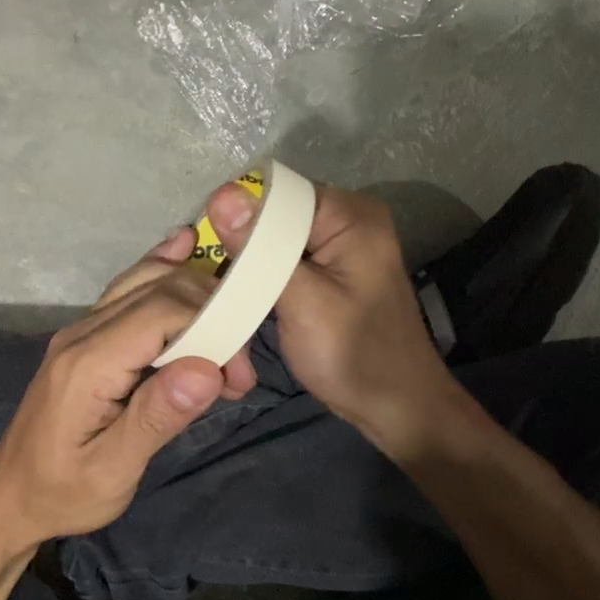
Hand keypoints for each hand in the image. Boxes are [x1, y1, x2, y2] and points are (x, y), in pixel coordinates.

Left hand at [0, 242, 234, 544]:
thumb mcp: (112, 472)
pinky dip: (163, 275)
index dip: (215, 328)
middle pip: (160, 290)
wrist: (11, 496)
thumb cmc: (62, 492)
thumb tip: (208, 369)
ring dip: (195, 299)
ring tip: (232, 338)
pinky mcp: (85, 340)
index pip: (165, 312)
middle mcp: (82, 335)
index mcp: (89, 364)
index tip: (240, 377)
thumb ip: (156, 419)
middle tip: (240, 374)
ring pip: (144, 282)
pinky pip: (127, 294)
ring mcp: (80, 332)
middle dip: (214, 316)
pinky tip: (185, 250)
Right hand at [207, 181, 461, 458]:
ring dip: (245, 263)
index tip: (204, 253)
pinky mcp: (327, 272)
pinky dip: (260, 277)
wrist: (395, 406)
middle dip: (238, 241)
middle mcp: (345, 220)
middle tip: (206, 280)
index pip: (275, 193)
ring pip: (272, 239)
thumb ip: (263, 250)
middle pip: (273, 214)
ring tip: (217, 290)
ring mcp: (337, 247)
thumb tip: (222, 194)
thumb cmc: (354, 355)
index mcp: (349, 215)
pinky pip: (281, 259)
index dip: (236, 217)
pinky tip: (241, 299)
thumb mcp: (304, 302)